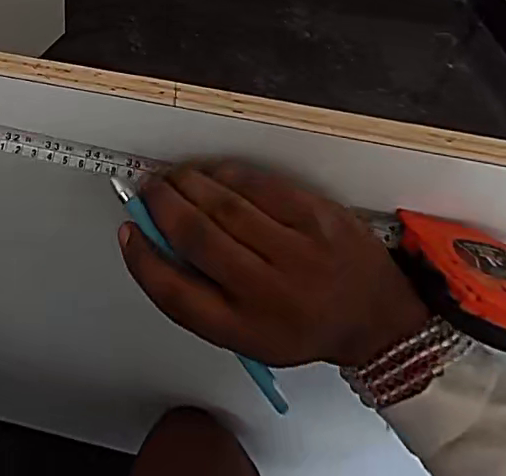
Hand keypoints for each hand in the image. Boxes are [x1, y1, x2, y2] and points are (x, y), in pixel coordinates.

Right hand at [119, 160, 430, 367]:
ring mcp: (296, 250)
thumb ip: (201, 291)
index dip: (141, 258)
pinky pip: (255, 183)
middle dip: (160, 204)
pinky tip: (210, 173)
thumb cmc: (304, 323)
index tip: (128, 232)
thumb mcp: (248, 332)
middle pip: (194, 236)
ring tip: (173, 178)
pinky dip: (223, 173)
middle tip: (148, 190)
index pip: (174, 292)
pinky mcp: (315, 215)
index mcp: (246, 328)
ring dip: (186, 183)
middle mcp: (269, 291)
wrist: (377, 317)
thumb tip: (157, 237)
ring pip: (221, 203)